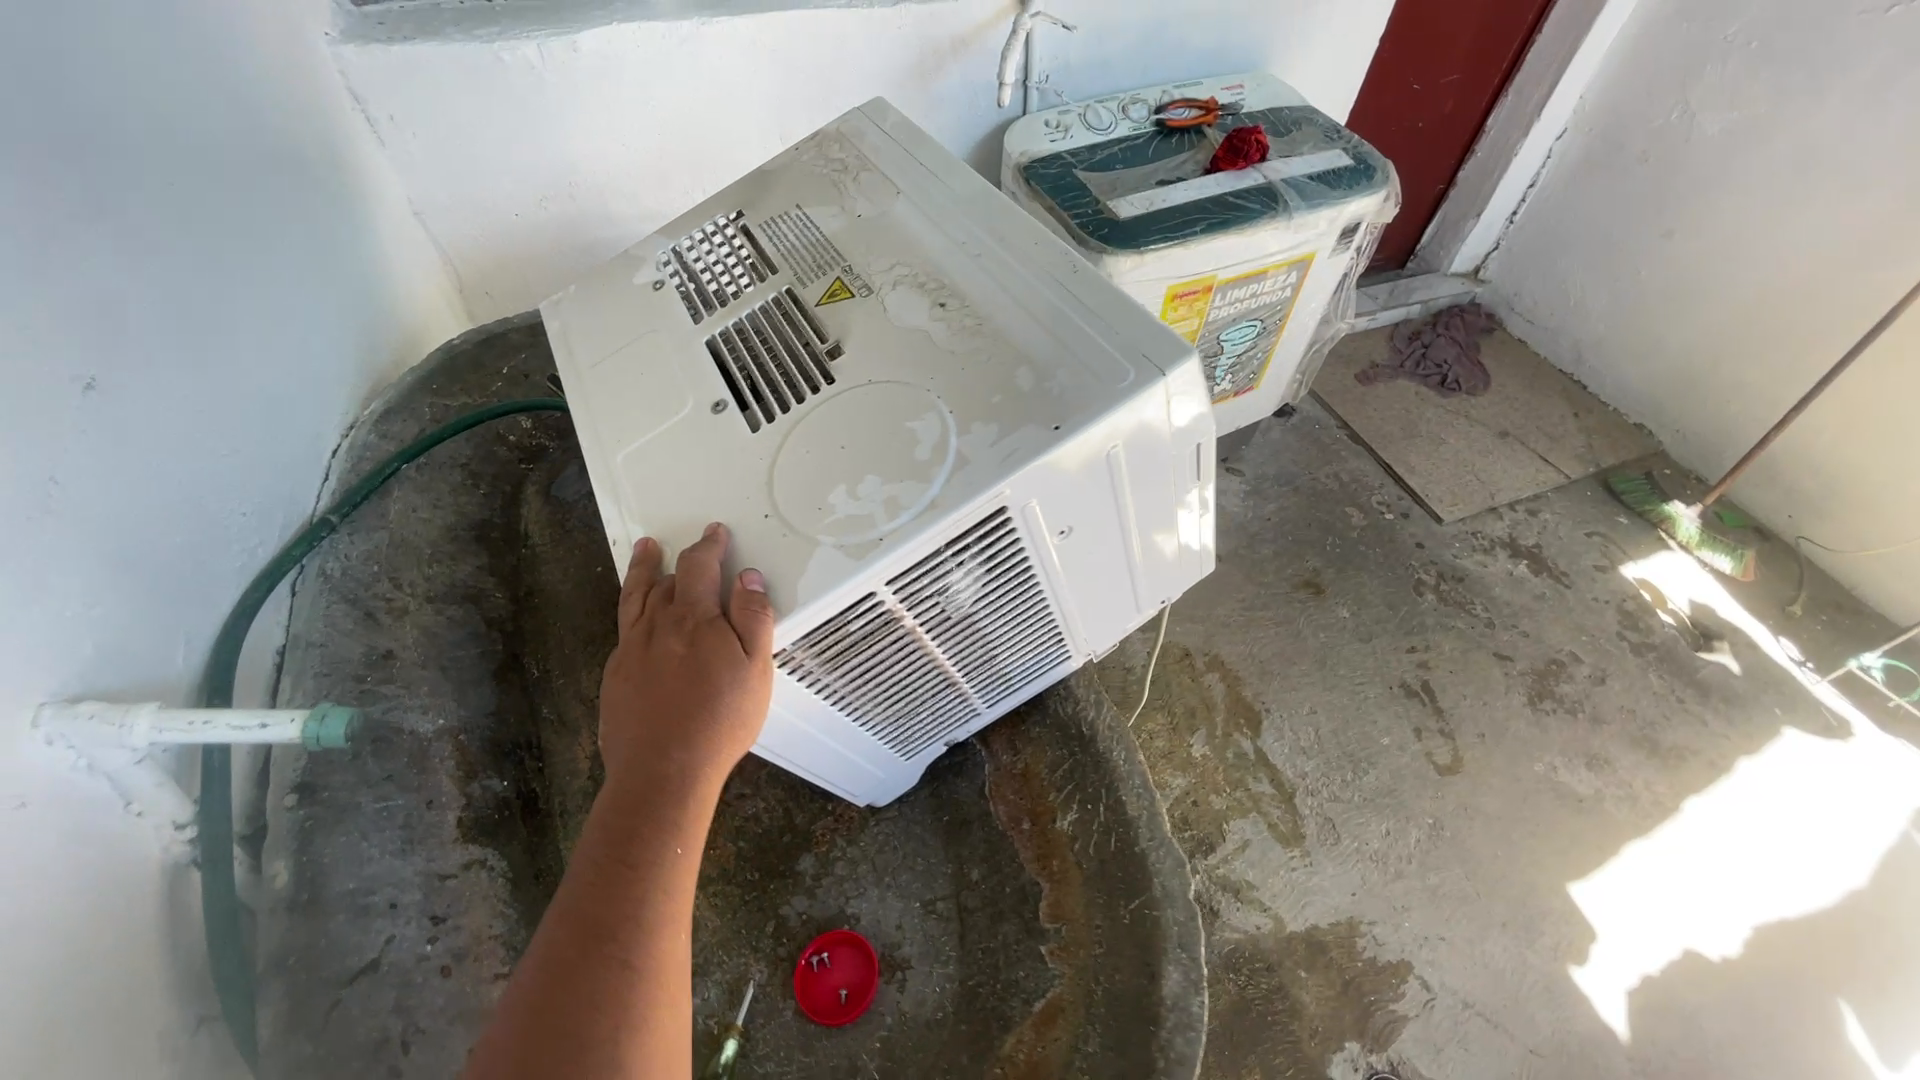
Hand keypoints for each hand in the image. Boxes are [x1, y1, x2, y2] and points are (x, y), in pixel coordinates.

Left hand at [597, 523, 773, 795]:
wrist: (662, 770)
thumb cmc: (720, 719)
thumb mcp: (755, 669)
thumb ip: (753, 618)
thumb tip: (748, 577)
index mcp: (693, 618)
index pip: (700, 567)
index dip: (709, 546)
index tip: (716, 532)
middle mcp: (656, 625)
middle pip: (665, 579)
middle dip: (680, 558)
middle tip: (688, 544)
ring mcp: (630, 650)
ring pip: (636, 599)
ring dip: (643, 571)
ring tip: (644, 551)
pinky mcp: (616, 675)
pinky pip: (625, 629)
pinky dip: (634, 609)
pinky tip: (639, 617)